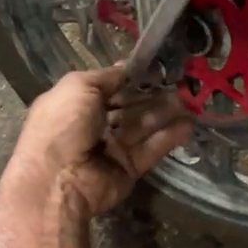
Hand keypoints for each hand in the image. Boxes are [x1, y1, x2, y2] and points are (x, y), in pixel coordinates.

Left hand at [10, 67, 194, 219]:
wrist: (57, 180)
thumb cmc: (62, 125)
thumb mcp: (79, 87)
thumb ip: (107, 77)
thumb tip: (127, 66)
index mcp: (75, 104)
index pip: (107, 87)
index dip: (130, 77)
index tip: (156, 67)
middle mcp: (92, 125)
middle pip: (128, 107)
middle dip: (152, 95)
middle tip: (181, 83)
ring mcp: (111, 148)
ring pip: (143, 126)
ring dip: (165, 113)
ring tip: (191, 101)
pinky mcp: (128, 168)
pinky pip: (151, 149)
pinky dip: (169, 137)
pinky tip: (190, 125)